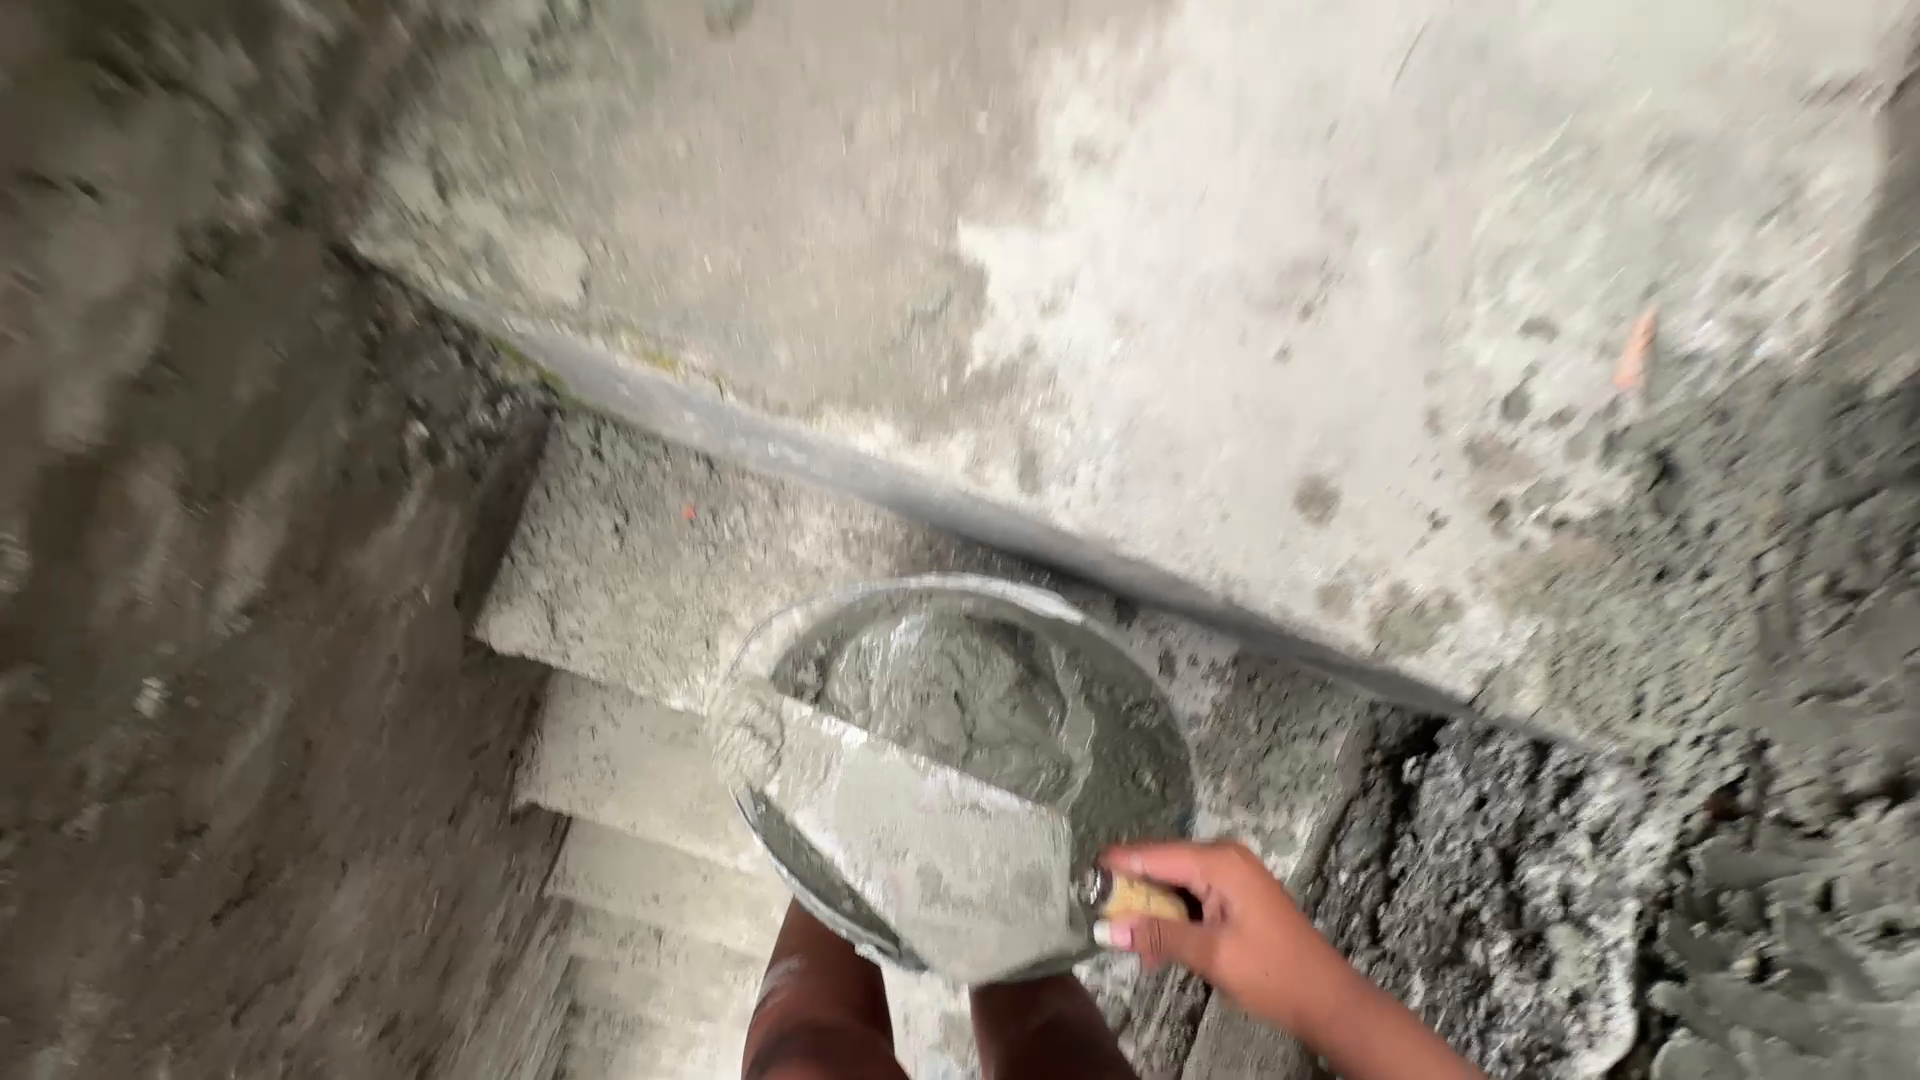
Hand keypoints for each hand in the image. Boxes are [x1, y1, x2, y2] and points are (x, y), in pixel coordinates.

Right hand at [1095, 839, 1344, 1036]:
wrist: (1329, 1000)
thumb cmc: (1272, 973)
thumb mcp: (1210, 954)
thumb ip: (1157, 936)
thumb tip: (1107, 929)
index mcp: (1218, 860)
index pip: (1152, 854)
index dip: (1115, 866)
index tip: (1081, 878)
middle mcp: (1222, 856)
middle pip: (1161, 865)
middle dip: (1131, 892)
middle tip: (1100, 917)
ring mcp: (1230, 873)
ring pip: (1173, 882)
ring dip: (1150, 909)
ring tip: (1126, 939)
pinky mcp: (1233, 892)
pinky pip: (1190, 894)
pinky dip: (1171, 916)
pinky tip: (1156, 945)